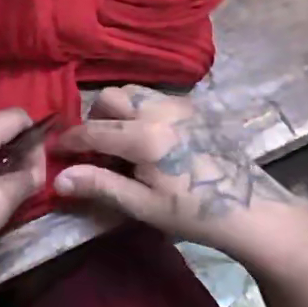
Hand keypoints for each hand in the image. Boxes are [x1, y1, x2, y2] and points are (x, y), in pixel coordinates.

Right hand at [53, 87, 307, 272]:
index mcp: (144, 137)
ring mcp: (179, 105)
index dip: (68, 141)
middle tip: (93, 148)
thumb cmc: (194, 213)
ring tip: (119, 143)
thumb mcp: (142, 205)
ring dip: (116, 111)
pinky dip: (138, 111)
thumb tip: (58, 179)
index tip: (54, 151)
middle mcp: (159, 111)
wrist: (253, 211)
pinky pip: (153, 98)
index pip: (91, 131)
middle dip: (93, 119)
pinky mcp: (193, 108)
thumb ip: (99, 185)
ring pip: (131, 93)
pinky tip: (146, 140)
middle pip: (108, 98)